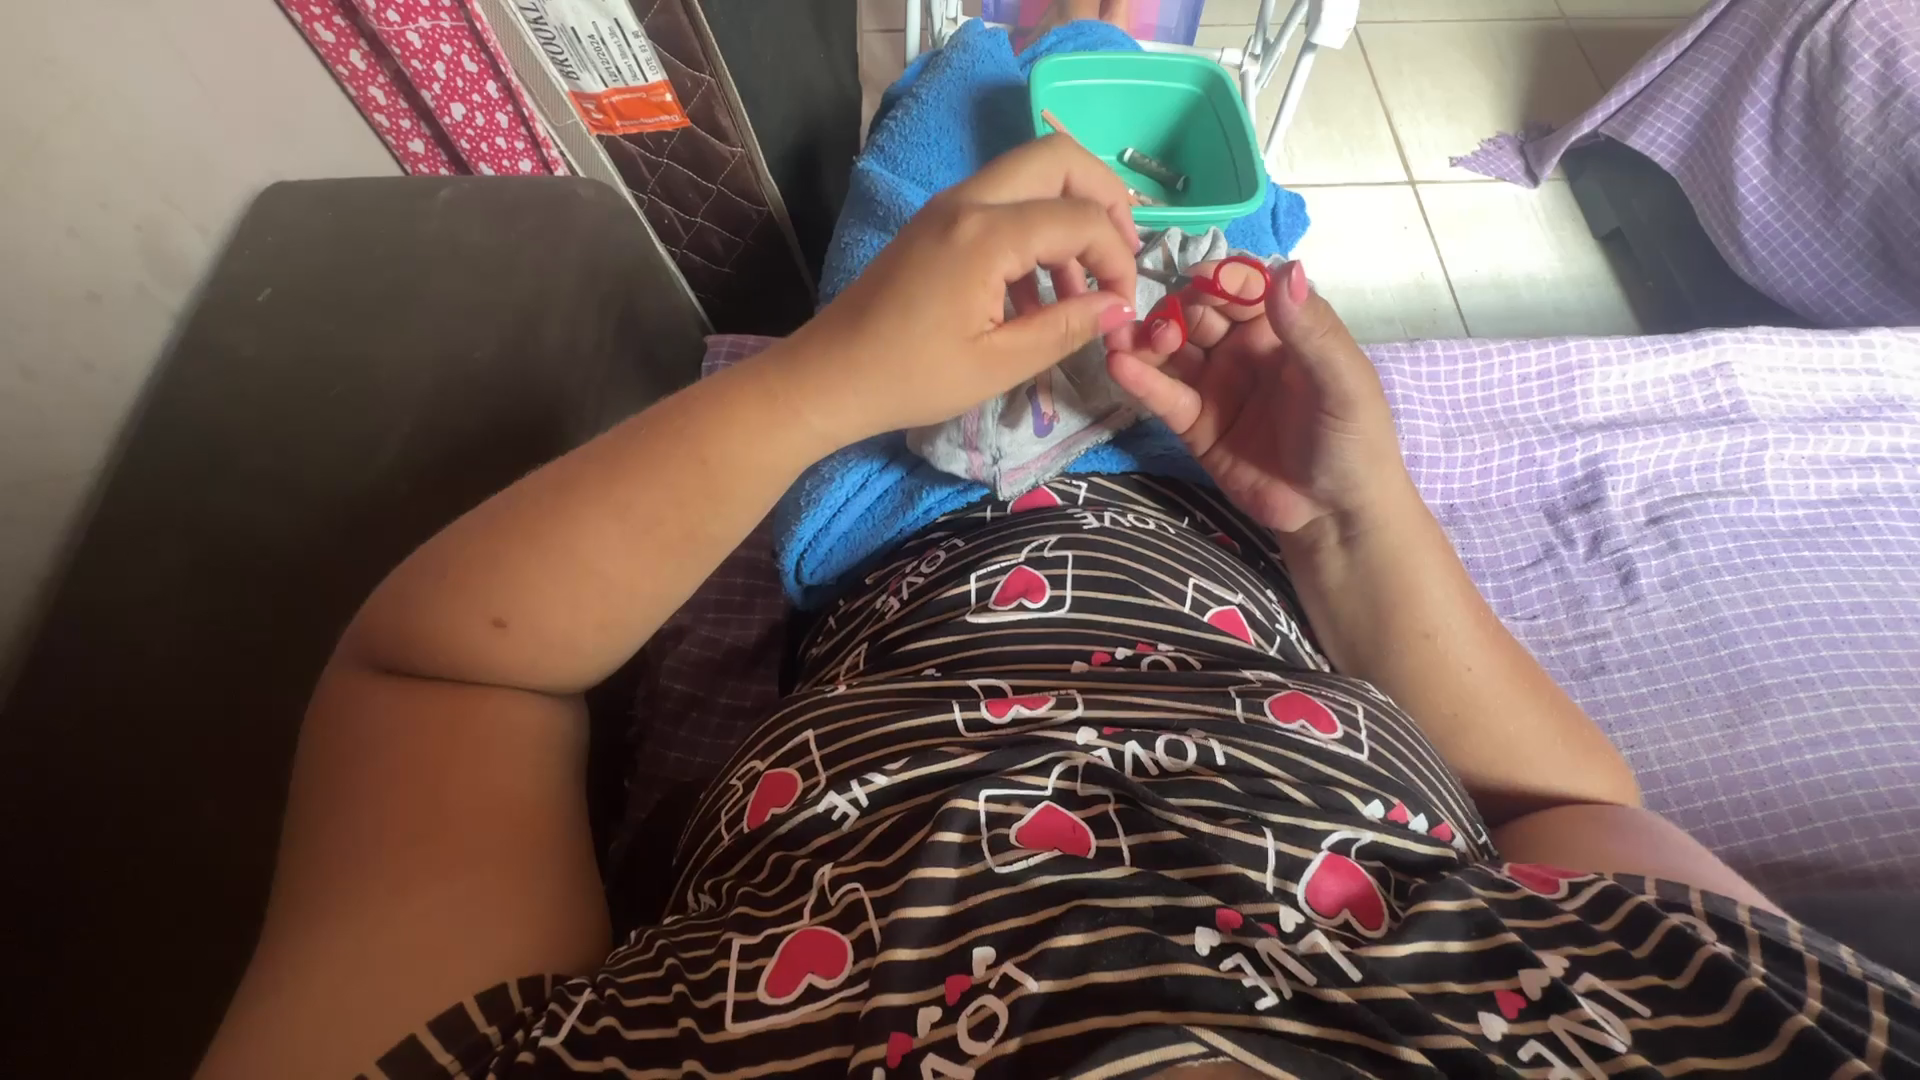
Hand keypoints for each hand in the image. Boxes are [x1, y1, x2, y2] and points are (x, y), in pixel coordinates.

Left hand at [779, 134, 1140, 442]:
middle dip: (1104, 199)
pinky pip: (1000, 205)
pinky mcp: (934, 225)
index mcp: (987, 234)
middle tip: (1120, 256)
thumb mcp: (998, 365)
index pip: (1081, 218)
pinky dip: (1032, 234)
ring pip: (1028, 177)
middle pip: (1058, 158)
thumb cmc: (911, 379)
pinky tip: (1035, 297)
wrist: (829, 377)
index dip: (1118, 258)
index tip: (1124, 307)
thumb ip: (1065, 329)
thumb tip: (1119, 307)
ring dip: (1067, 218)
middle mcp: (968, 201)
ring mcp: (946, 207)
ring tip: (1079, 292)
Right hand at [1105, 259, 1413, 535]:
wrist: (1331, 513)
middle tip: (1162, 333)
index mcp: (1281, 329)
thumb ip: (1312, 329)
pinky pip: (1162, 396)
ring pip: (1170, 351)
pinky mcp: (1191, 425)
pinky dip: (1139, 380)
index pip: (1241, 288)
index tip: (1197, 280)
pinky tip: (1119, 367)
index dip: (1219, 280)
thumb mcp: (1343, 382)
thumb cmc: (1351, 441)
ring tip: (1120, 343)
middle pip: (1196, 314)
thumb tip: (1283, 267)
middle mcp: (1241, 350)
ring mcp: (1214, 387)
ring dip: (1143, 341)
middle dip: (1174, 313)